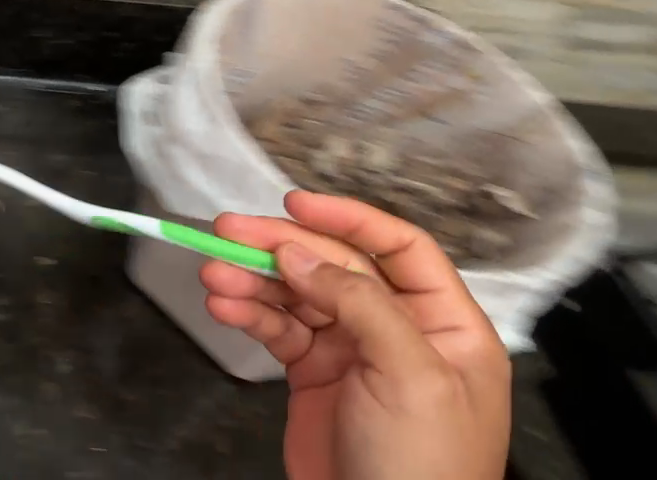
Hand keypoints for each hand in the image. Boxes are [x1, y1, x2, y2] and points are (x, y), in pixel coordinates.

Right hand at [200, 191, 511, 479]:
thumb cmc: (422, 464)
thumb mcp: (408, 377)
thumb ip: (359, 304)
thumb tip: (297, 251)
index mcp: (444, 326)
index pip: (399, 249)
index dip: (348, 218)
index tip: (293, 202)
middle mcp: (397, 328)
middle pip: (330, 264)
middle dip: (276, 247)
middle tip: (225, 232)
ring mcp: (350, 348)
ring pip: (293, 292)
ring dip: (250, 280)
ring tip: (212, 277)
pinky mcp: (311, 369)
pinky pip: (275, 326)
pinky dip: (246, 313)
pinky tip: (222, 307)